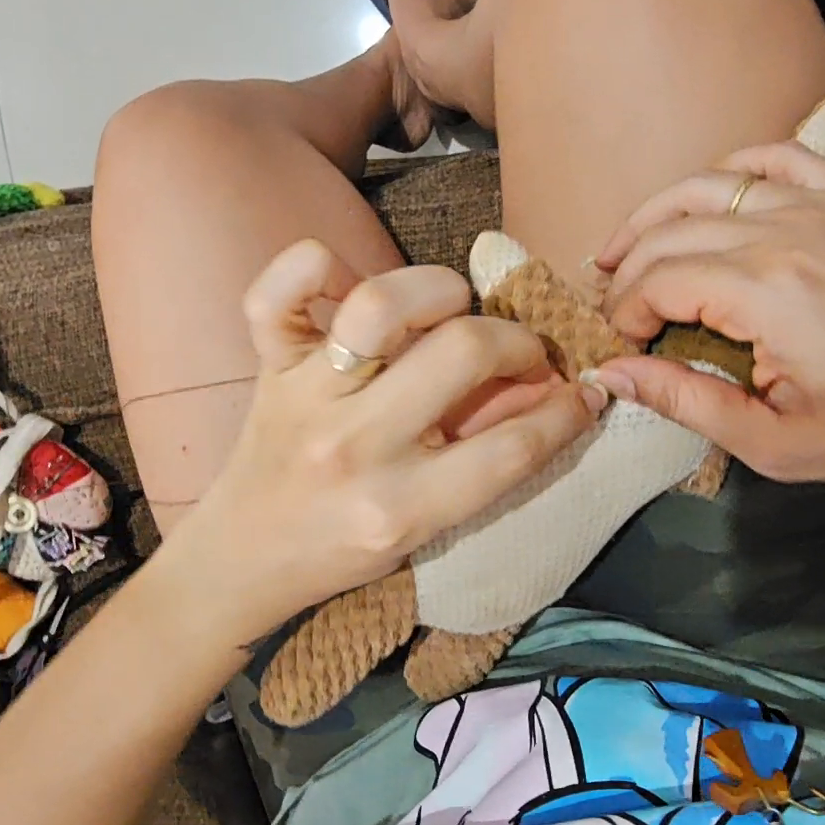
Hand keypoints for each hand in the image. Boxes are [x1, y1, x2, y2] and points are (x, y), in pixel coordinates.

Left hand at [159, 240, 605, 641]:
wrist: (244, 557)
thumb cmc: (342, 551)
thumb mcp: (427, 529)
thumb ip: (487, 460)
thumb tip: (553, 393)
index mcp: (401, 505)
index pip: (514, 447)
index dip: (567, 412)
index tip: (581, 392)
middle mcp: (353, 445)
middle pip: (462, 352)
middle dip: (517, 341)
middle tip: (519, 352)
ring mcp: (305, 398)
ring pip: (380, 302)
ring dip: (437, 290)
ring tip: (451, 310)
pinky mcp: (269, 368)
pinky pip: (277, 293)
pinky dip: (315, 267)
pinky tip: (348, 285)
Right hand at [588, 142, 824, 491]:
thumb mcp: (775, 443)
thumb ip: (683, 401)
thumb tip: (608, 374)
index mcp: (763, 292)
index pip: (655, 281)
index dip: (622, 313)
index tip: (623, 348)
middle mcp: (786, 231)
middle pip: (670, 231)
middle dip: (626, 269)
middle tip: (614, 307)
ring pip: (709, 186)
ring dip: (656, 215)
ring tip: (626, 247)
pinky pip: (779, 158)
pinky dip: (733, 170)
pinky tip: (713, 195)